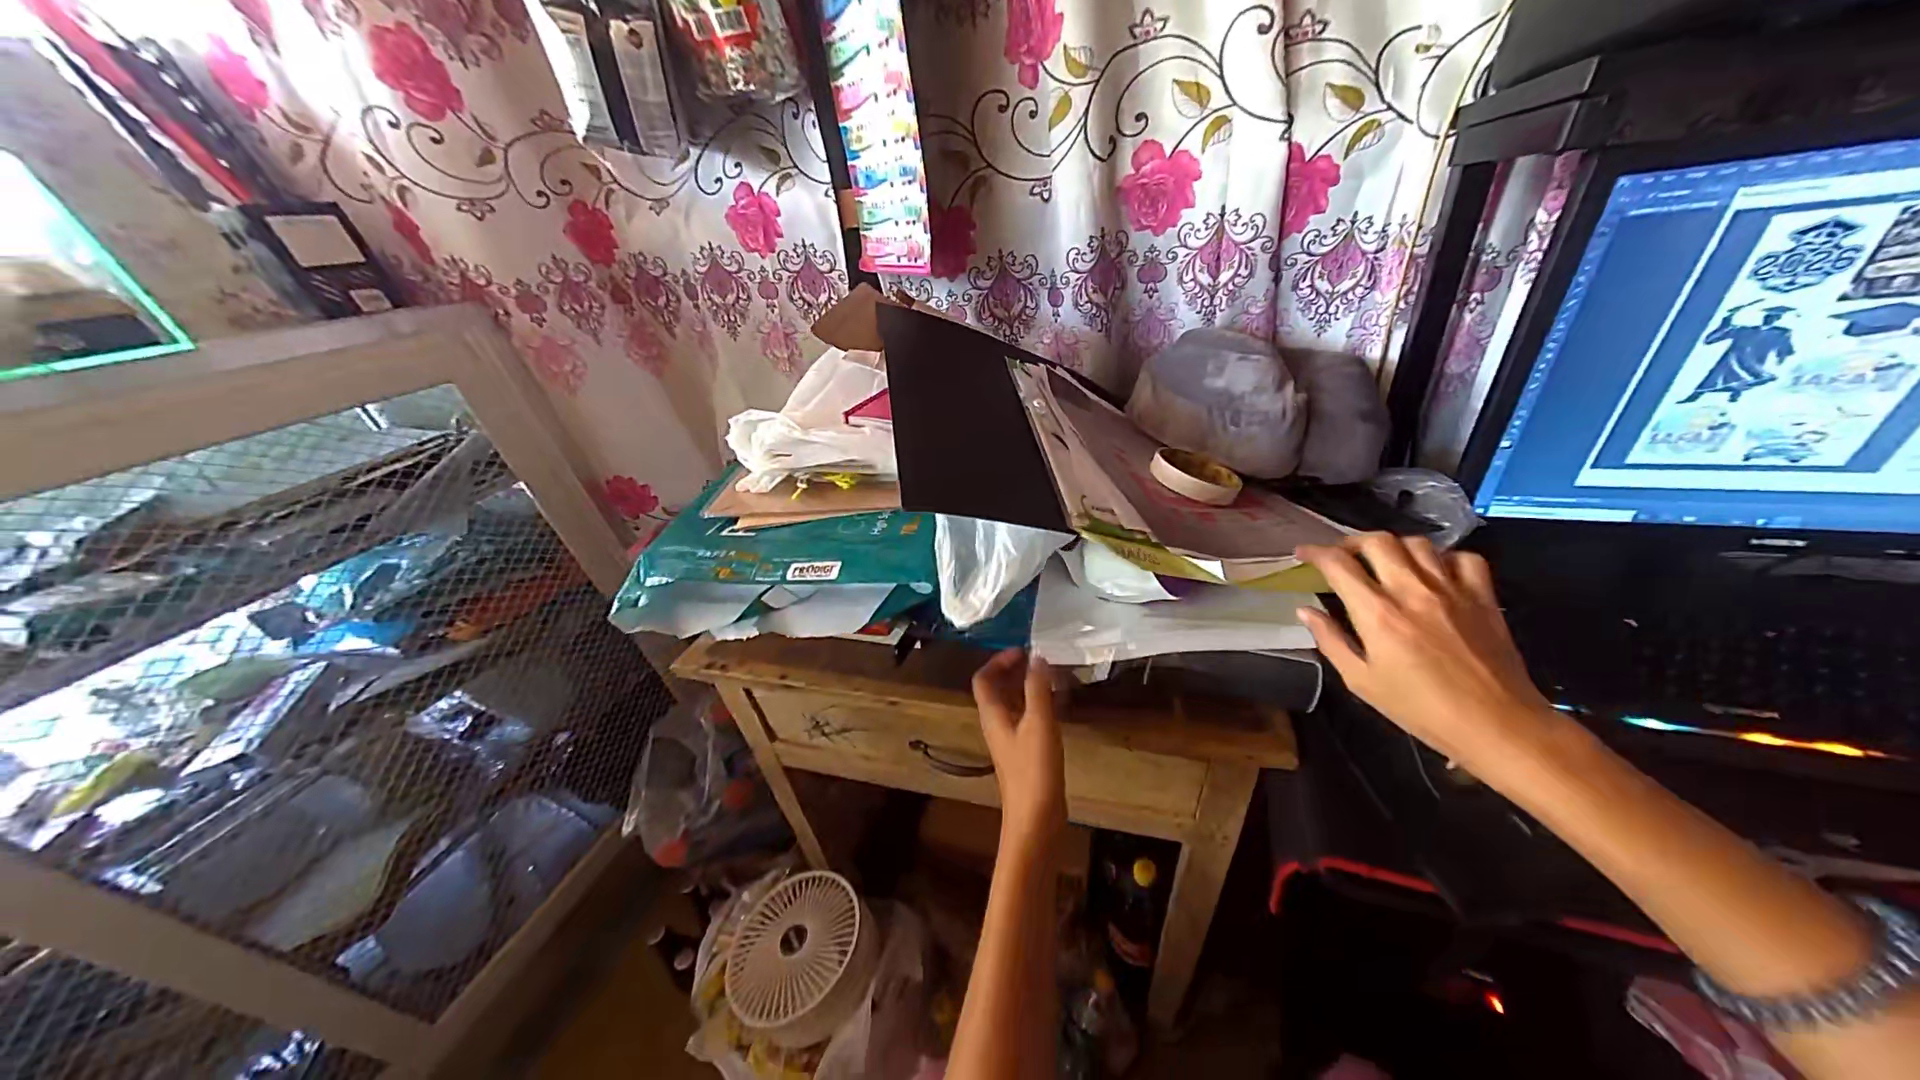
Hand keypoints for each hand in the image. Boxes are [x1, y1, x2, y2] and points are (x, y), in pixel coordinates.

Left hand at [971, 648, 1065, 845]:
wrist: (1036, 819)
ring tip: (1051, 675)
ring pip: (1012, 703)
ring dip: (1026, 686)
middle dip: (1014, 670)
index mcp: (992, 714)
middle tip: (1040, 659)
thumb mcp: (1039, 723)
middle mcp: (996, 724)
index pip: (983, 678)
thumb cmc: (1034, 769)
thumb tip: (1036, 657)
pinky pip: (1025, 718)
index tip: (1023, 650)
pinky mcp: (1024, 752)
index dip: (999, 660)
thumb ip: (1037, 688)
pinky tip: (1057, 704)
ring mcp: (1010, 739)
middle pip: (997, 689)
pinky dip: (1036, 704)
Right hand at [1295, 533, 1568, 777]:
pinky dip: (1443, 558)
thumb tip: (1306, 610)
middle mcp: (1412, 591)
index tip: (1302, 554)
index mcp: (1377, 613)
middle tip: (1341, 556)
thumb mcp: (1361, 681)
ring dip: (1393, 546)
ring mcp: (1452, 590)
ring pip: (1417, 543)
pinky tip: (1434, 573)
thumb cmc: (1420, 709)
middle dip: (1351, 542)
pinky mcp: (1483, 596)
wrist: (1496, 724)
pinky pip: (1463, 558)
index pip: (1338, 564)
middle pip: (1377, 541)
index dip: (1314, 552)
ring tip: (1384, 561)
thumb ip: (1331, 640)